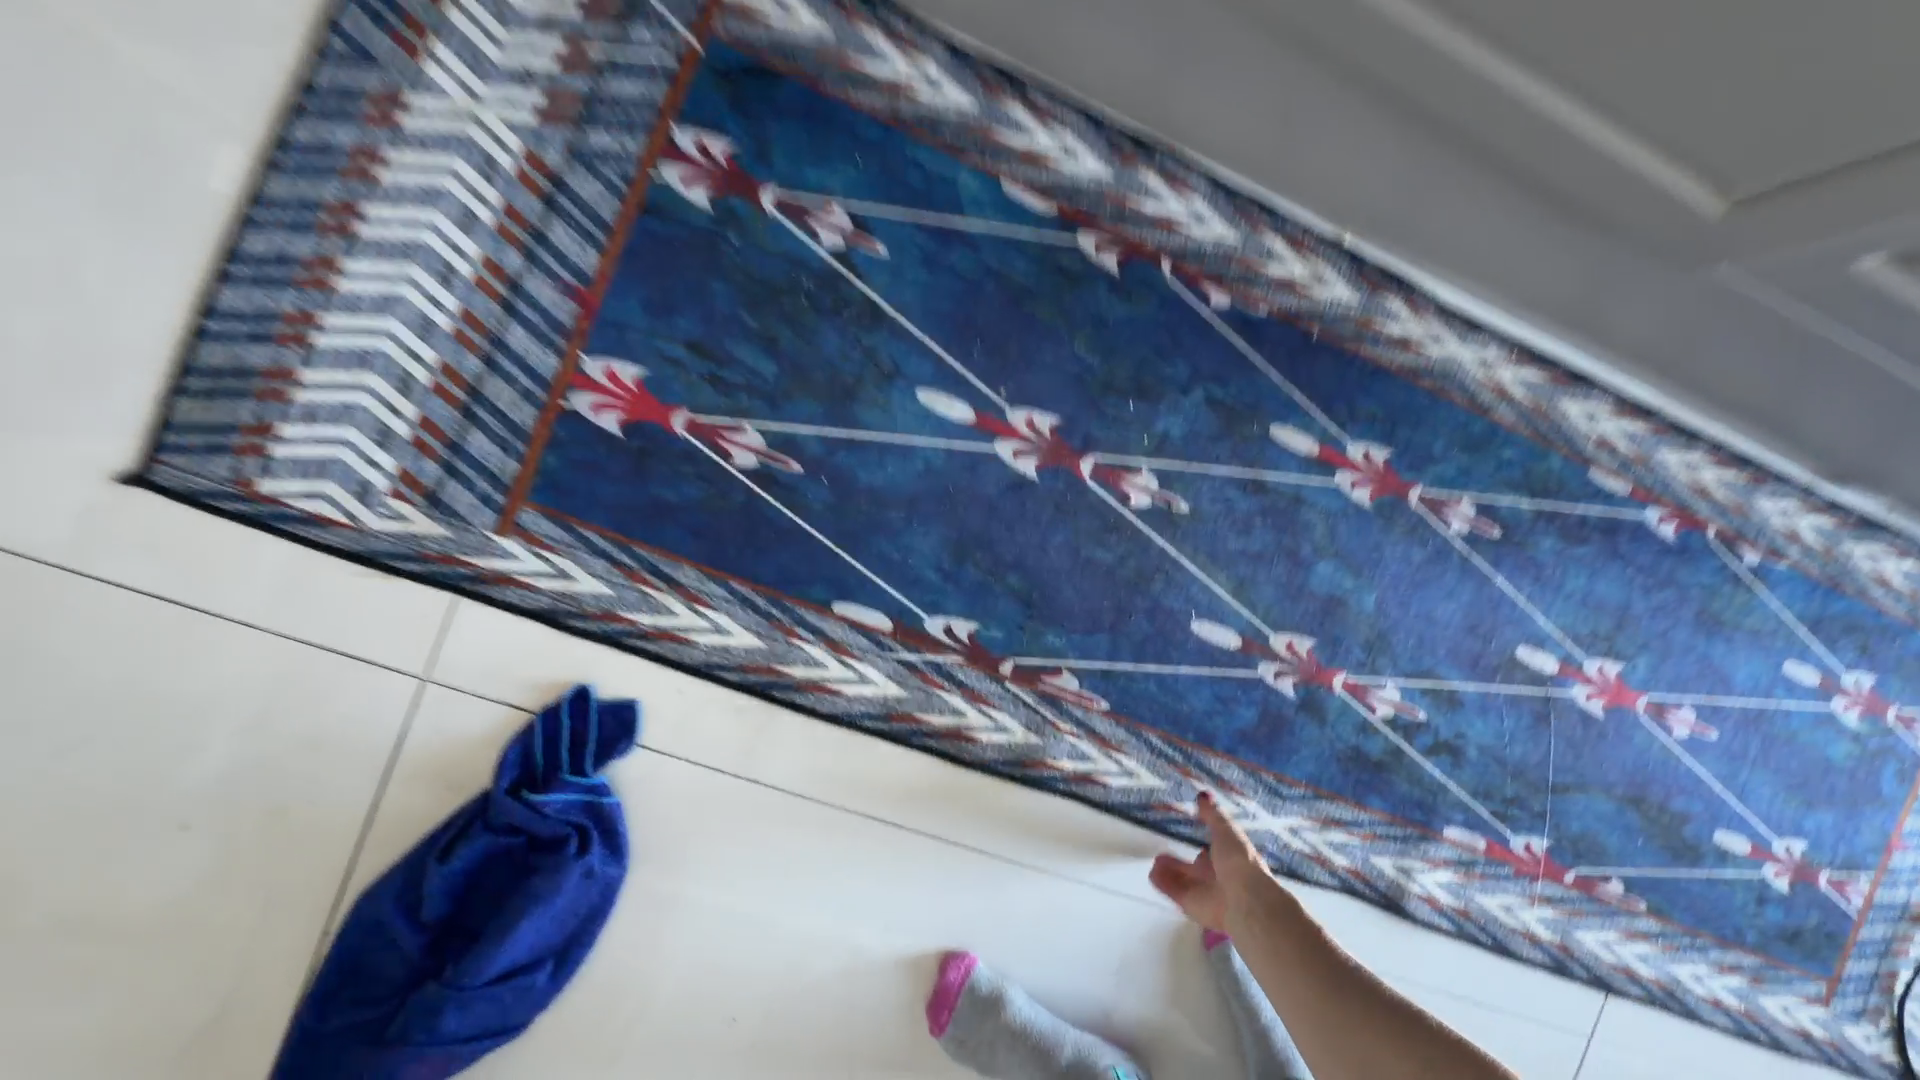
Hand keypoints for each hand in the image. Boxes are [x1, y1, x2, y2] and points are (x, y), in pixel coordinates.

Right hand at [1149, 792, 1280, 931]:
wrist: (1244, 900)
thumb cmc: (1238, 861)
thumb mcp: (1226, 831)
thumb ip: (1212, 814)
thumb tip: (1202, 794)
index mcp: (1230, 859)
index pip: (1215, 852)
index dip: (1205, 845)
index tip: (1189, 838)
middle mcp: (1217, 877)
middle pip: (1194, 869)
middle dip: (1180, 862)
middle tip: (1162, 852)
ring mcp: (1204, 892)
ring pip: (1182, 881)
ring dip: (1169, 872)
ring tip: (1154, 861)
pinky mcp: (1190, 905)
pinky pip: (1173, 892)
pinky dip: (1163, 883)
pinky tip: (1152, 874)